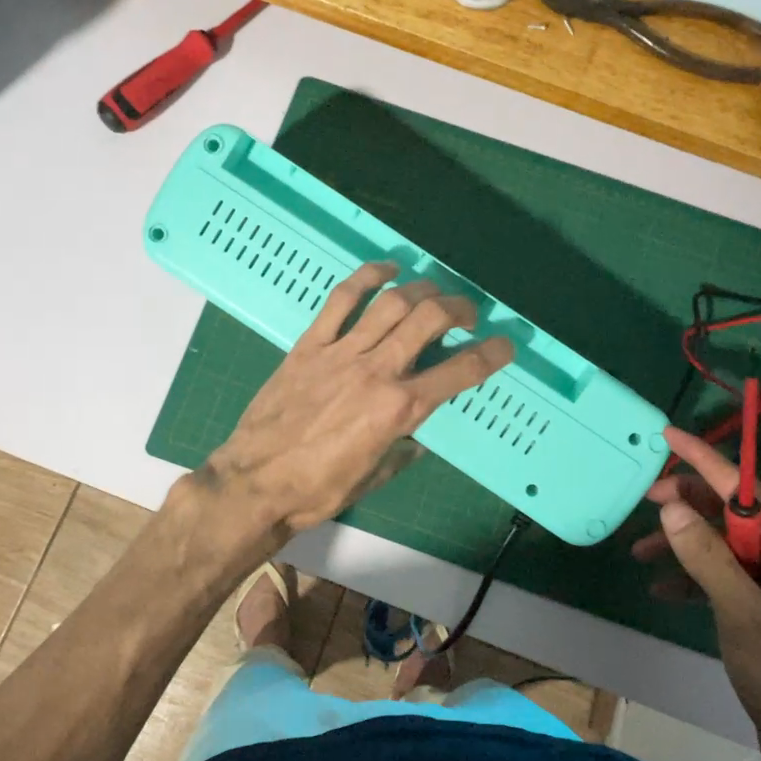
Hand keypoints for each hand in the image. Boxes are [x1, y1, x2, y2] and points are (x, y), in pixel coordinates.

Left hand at [194, 261, 512, 550]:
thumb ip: (400, 450)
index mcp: (398, 410)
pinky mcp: (309, 345)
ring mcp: (340, 353)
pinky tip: (386, 270)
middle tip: (466, 313)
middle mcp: (376, 371)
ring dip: (421, 289)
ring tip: (434, 291)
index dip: (490, 355)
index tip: (505, 346)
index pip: (458, 373)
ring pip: (391, 303)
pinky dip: (366, 278)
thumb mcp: (372, 478)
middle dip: (458, 308)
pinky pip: (340, 301)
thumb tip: (415, 437)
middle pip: (428, 319)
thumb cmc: (317, 491)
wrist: (255, 483)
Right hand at [632, 428, 760, 760]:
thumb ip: (707, 558)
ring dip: (684, 545)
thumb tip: (672, 507)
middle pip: (733, 514)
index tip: (667, 435)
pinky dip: (693, 580)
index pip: (745, 491)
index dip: (706, 460)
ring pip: (724, 547)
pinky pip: (725, 580)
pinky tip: (664, 592)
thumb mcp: (743, 615)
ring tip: (640, 554)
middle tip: (643, 505)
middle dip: (688, 505)